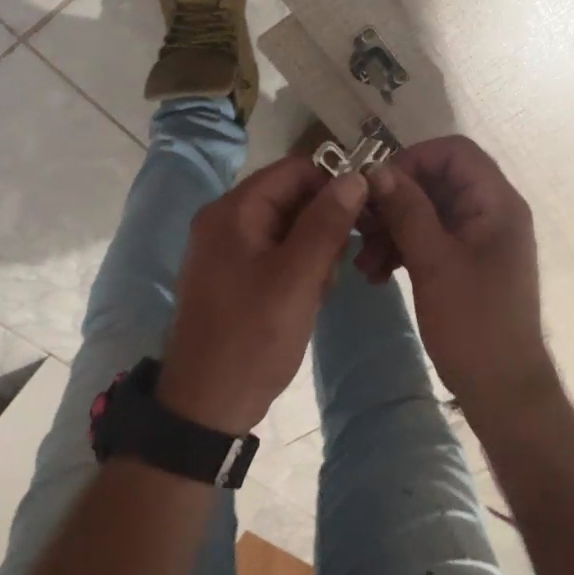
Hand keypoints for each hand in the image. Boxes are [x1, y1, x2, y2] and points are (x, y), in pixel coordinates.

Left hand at [159, 157, 367, 433]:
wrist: (207, 403)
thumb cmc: (253, 337)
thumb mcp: (297, 278)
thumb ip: (327, 224)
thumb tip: (356, 177)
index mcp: (233, 212)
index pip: (295, 171)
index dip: (334, 186)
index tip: (366, 216)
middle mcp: (224, 221)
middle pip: (291, 198)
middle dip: (325, 225)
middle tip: (339, 265)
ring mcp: (226, 250)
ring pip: (288, 229)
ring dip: (315, 252)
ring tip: (321, 289)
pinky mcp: (232, 277)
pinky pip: (275, 255)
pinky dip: (298, 270)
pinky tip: (308, 298)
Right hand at [359, 136, 558, 417]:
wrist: (502, 387)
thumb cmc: (474, 323)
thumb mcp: (434, 262)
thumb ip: (407, 210)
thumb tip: (377, 170)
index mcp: (497, 203)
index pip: (454, 153)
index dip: (412, 161)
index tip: (376, 188)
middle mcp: (492, 213)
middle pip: (437, 183)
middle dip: (394, 202)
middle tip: (360, 229)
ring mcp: (480, 241)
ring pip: (428, 214)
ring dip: (393, 230)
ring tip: (364, 263)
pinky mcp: (467, 266)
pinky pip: (431, 241)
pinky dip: (403, 251)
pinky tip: (377, 274)